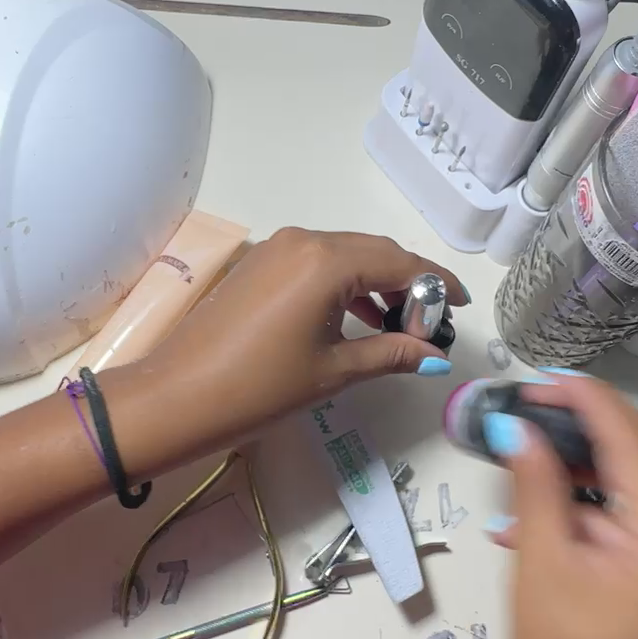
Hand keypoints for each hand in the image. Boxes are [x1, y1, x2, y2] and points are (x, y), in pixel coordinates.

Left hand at [111, 228, 464, 475]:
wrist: (177, 398)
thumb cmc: (260, 387)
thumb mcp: (335, 370)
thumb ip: (392, 354)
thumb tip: (436, 358)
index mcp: (327, 261)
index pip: (400, 262)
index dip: (436, 282)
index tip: (460, 305)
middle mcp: (305, 240)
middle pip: (374, 252)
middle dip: (407, 284)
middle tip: (428, 325)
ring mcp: (277, 247)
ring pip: (345, 255)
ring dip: (375, 283)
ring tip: (396, 326)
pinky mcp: (260, 263)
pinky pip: (316, 263)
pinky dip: (344, 284)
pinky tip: (355, 317)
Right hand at [492, 375, 637, 638]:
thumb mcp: (542, 568)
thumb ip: (536, 484)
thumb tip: (516, 424)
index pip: (633, 438)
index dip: (583, 398)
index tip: (535, 379)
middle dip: (588, 425)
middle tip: (529, 410)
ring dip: (594, 463)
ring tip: (533, 452)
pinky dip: (607, 503)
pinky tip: (557, 504)